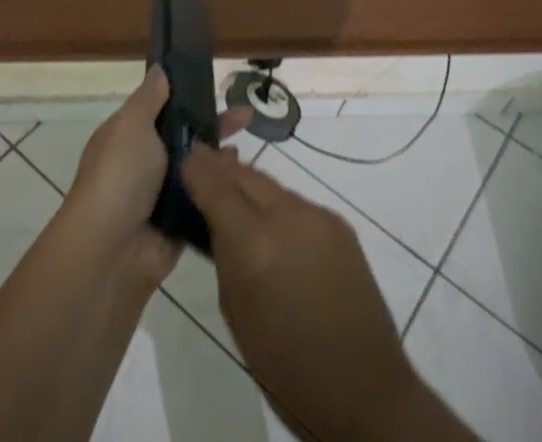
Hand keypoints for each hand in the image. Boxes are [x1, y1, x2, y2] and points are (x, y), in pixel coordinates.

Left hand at [64, 66, 251, 283]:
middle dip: (213, 128)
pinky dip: (220, 194)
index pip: (162, 111)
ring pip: (196, 172)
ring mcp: (160, 197)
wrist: (111, 248)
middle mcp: (142, 165)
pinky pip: (203, 203)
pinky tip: (241, 184)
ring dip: (219, 162)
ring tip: (246, 151)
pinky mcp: (178, 226)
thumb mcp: (131, 125)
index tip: (217, 89)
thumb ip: (149, 99)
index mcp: (127, 137)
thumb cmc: (120, 176)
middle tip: (248, 118)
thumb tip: (159, 70)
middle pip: (184, 140)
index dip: (188, 99)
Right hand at [180, 148, 469, 441]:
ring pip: (274, 188)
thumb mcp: (234, 306)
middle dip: (222, 170)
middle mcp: (289, 216)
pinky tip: (273, 228)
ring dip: (251, 189)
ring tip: (234, 201)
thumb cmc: (281, 360)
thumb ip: (222, 251)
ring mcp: (321, 218)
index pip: (216, 183)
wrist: (359, 386)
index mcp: (255, 241)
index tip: (182, 155)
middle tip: (202, 170)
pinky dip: (278, 208)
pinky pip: (298, 206)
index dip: (196, 166)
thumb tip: (214, 218)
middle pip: (246, 176)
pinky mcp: (342, 228)